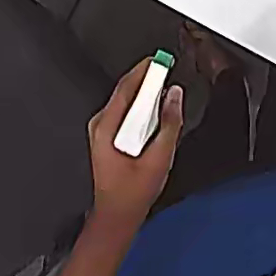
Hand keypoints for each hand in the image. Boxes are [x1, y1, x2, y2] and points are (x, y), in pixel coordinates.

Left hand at [87, 58, 183, 228]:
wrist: (117, 215)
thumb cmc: (132, 192)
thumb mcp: (159, 157)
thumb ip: (169, 123)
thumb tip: (174, 96)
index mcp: (107, 128)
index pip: (126, 88)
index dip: (144, 70)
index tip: (160, 61)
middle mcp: (100, 126)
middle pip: (124, 91)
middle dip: (147, 78)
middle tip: (166, 69)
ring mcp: (102, 131)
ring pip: (125, 100)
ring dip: (145, 92)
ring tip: (164, 88)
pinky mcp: (108, 136)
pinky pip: (125, 111)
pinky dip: (141, 105)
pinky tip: (156, 109)